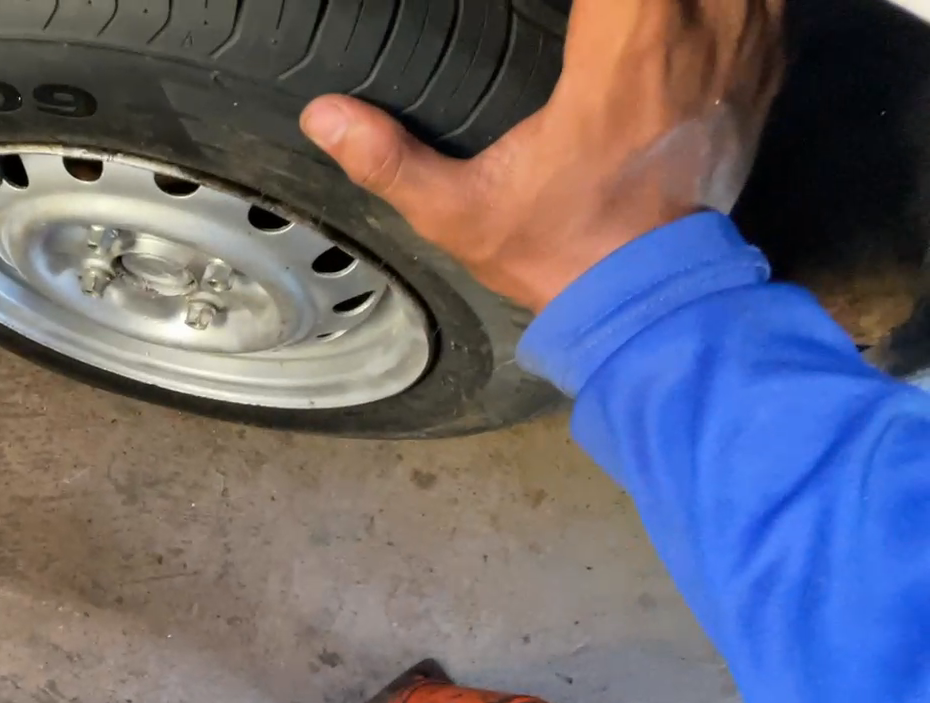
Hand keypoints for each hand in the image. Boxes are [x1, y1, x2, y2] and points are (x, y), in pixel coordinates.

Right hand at [299, 0, 784, 311]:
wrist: (638, 290)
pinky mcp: (766, 61)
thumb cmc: (546, 247)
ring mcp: (747, 42)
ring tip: (605, 16)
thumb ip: (387, 158)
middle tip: (561, 14)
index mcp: (621, 55)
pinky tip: (668, 15)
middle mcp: (701, 30)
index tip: (524, 0)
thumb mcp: (450, 211)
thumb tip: (322, 114)